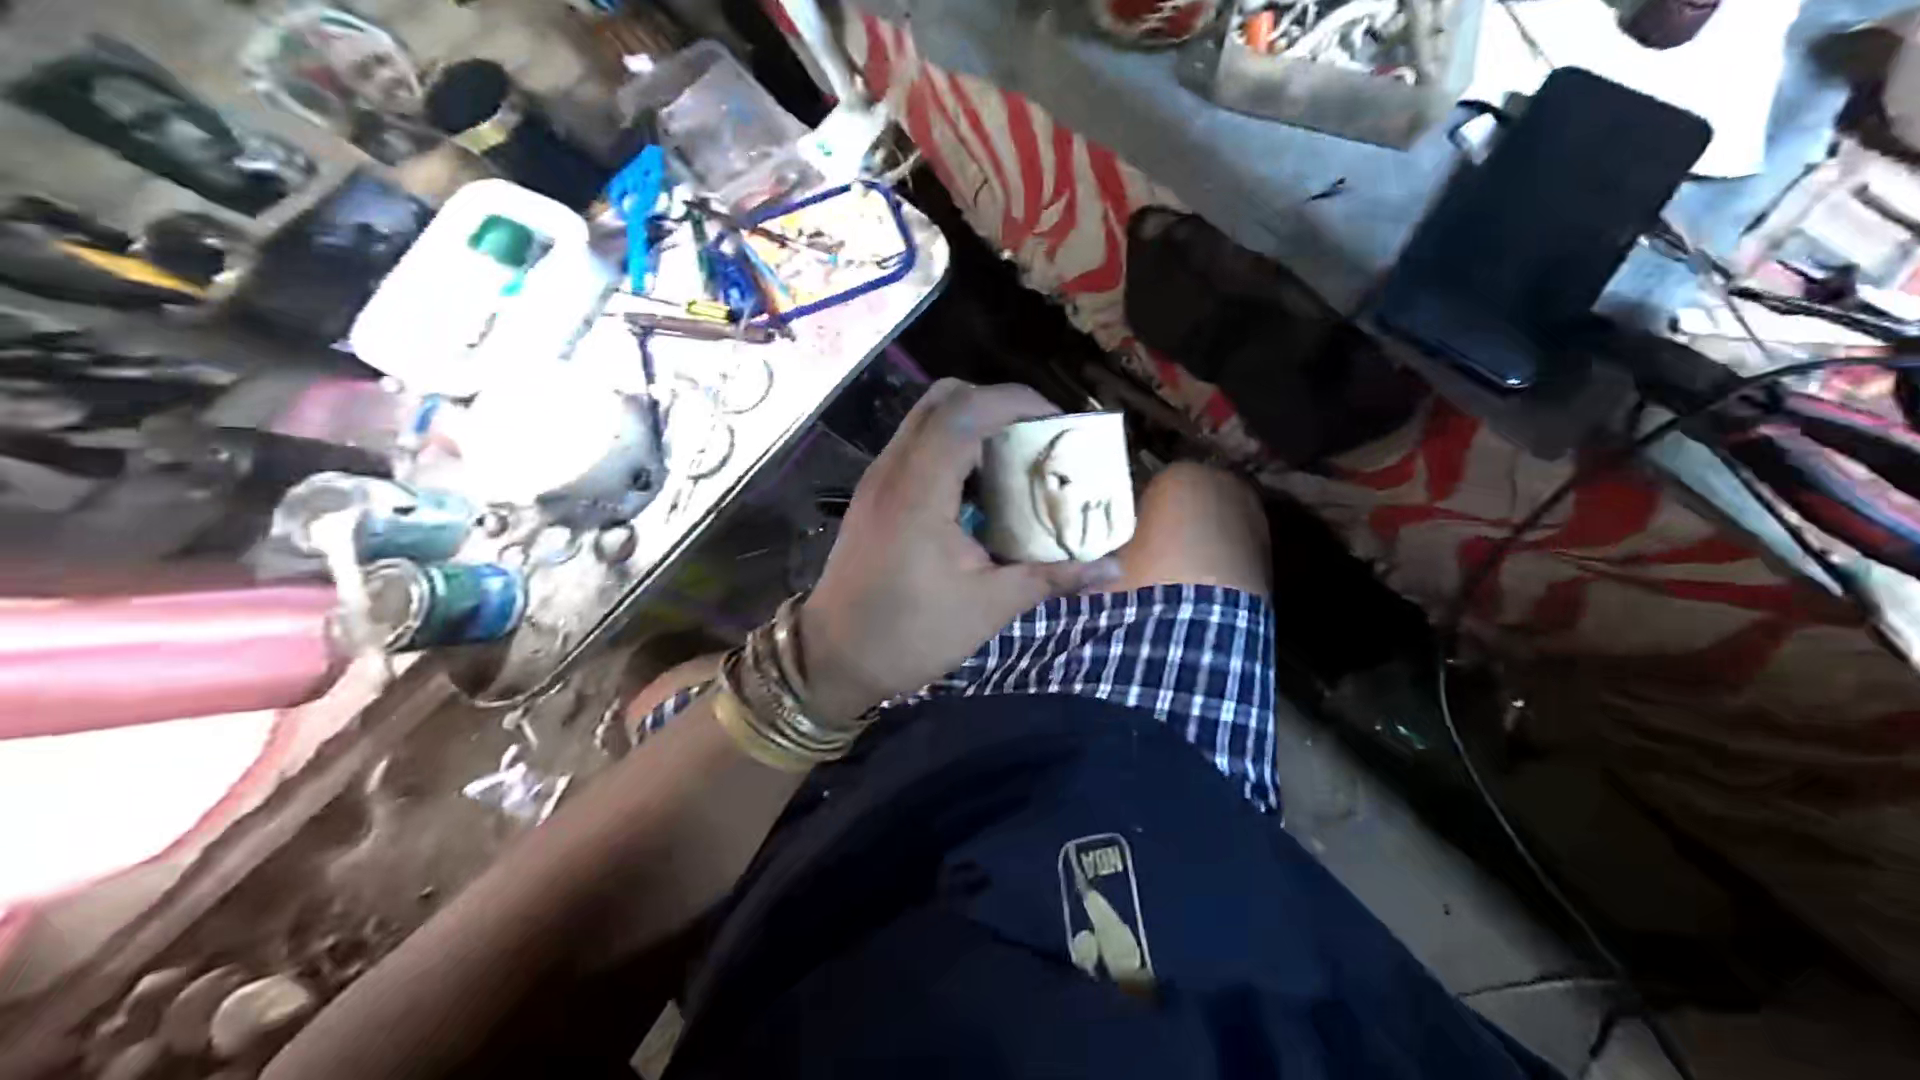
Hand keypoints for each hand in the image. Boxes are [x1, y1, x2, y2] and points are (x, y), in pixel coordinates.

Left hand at [799, 380, 1122, 722]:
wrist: (833, 659)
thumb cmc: (908, 634)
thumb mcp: (989, 607)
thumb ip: (1053, 578)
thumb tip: (1113, 568)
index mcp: (919, 491)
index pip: (965, 411)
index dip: (1017, 403)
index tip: (1059, 424)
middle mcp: (893, 470)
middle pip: (944, 399)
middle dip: (998, 405)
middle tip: (1038, 439)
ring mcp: (879, 479)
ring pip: (927, 419)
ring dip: (975, 425)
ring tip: (1016, 461)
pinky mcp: (875, 495)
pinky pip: (917, 446)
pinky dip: (953, 448)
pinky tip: (980, 490)